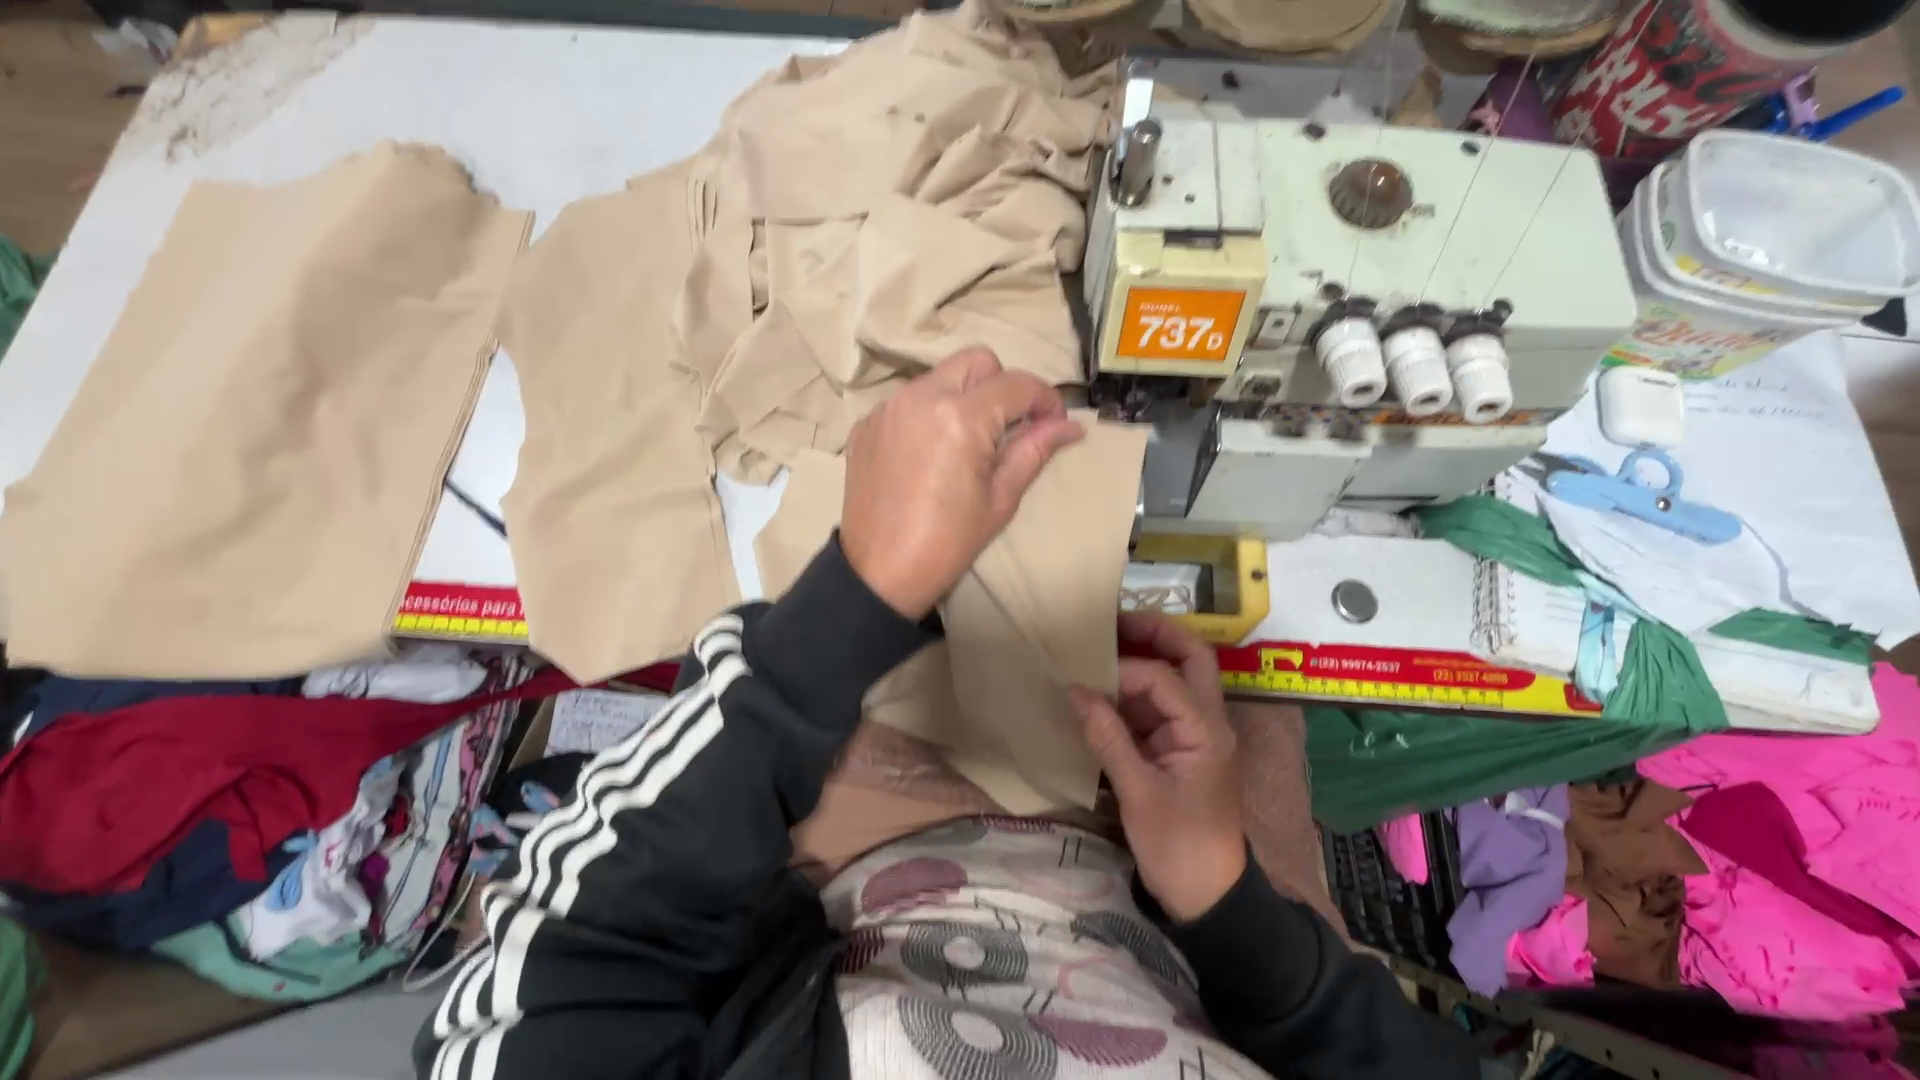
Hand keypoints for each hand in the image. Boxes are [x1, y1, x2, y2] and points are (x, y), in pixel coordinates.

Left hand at [841, 347, 1083, 619]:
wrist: (880, 573)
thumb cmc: (948, 542)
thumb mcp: (1001, 498)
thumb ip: (1034, 450)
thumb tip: (1071, 426)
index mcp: (961, 416)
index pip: (1016, 383)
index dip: (1045, 398)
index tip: (1053, 422)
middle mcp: (921, 396)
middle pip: (976, 361)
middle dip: (1001, 385)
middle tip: (1009, 427)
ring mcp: (888, 408)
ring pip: (939, 377)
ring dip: (963, 396)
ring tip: (968, 442)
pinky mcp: (866, 424)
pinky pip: (908, 400)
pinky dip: (928, 413)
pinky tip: (930, 454)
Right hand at [1071, 613, 1245, 922]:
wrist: (1207, 895)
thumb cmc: (1178, 845)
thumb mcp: (1138, 793)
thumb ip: (1107, 737)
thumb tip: (1075, 690)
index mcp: (1206, 730)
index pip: (1164, 678)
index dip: (1123, 670)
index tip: (1083, 678)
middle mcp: (1207, 722)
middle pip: (1191, 659)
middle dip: (1155, 634)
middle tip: (1111, 622)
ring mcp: (1195, 734)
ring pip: (1175, 680)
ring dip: (1141, 662)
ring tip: (1098, 652)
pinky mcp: (1179, 750)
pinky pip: (1158, 708)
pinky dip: (1131, 696)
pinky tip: (1100, 695)